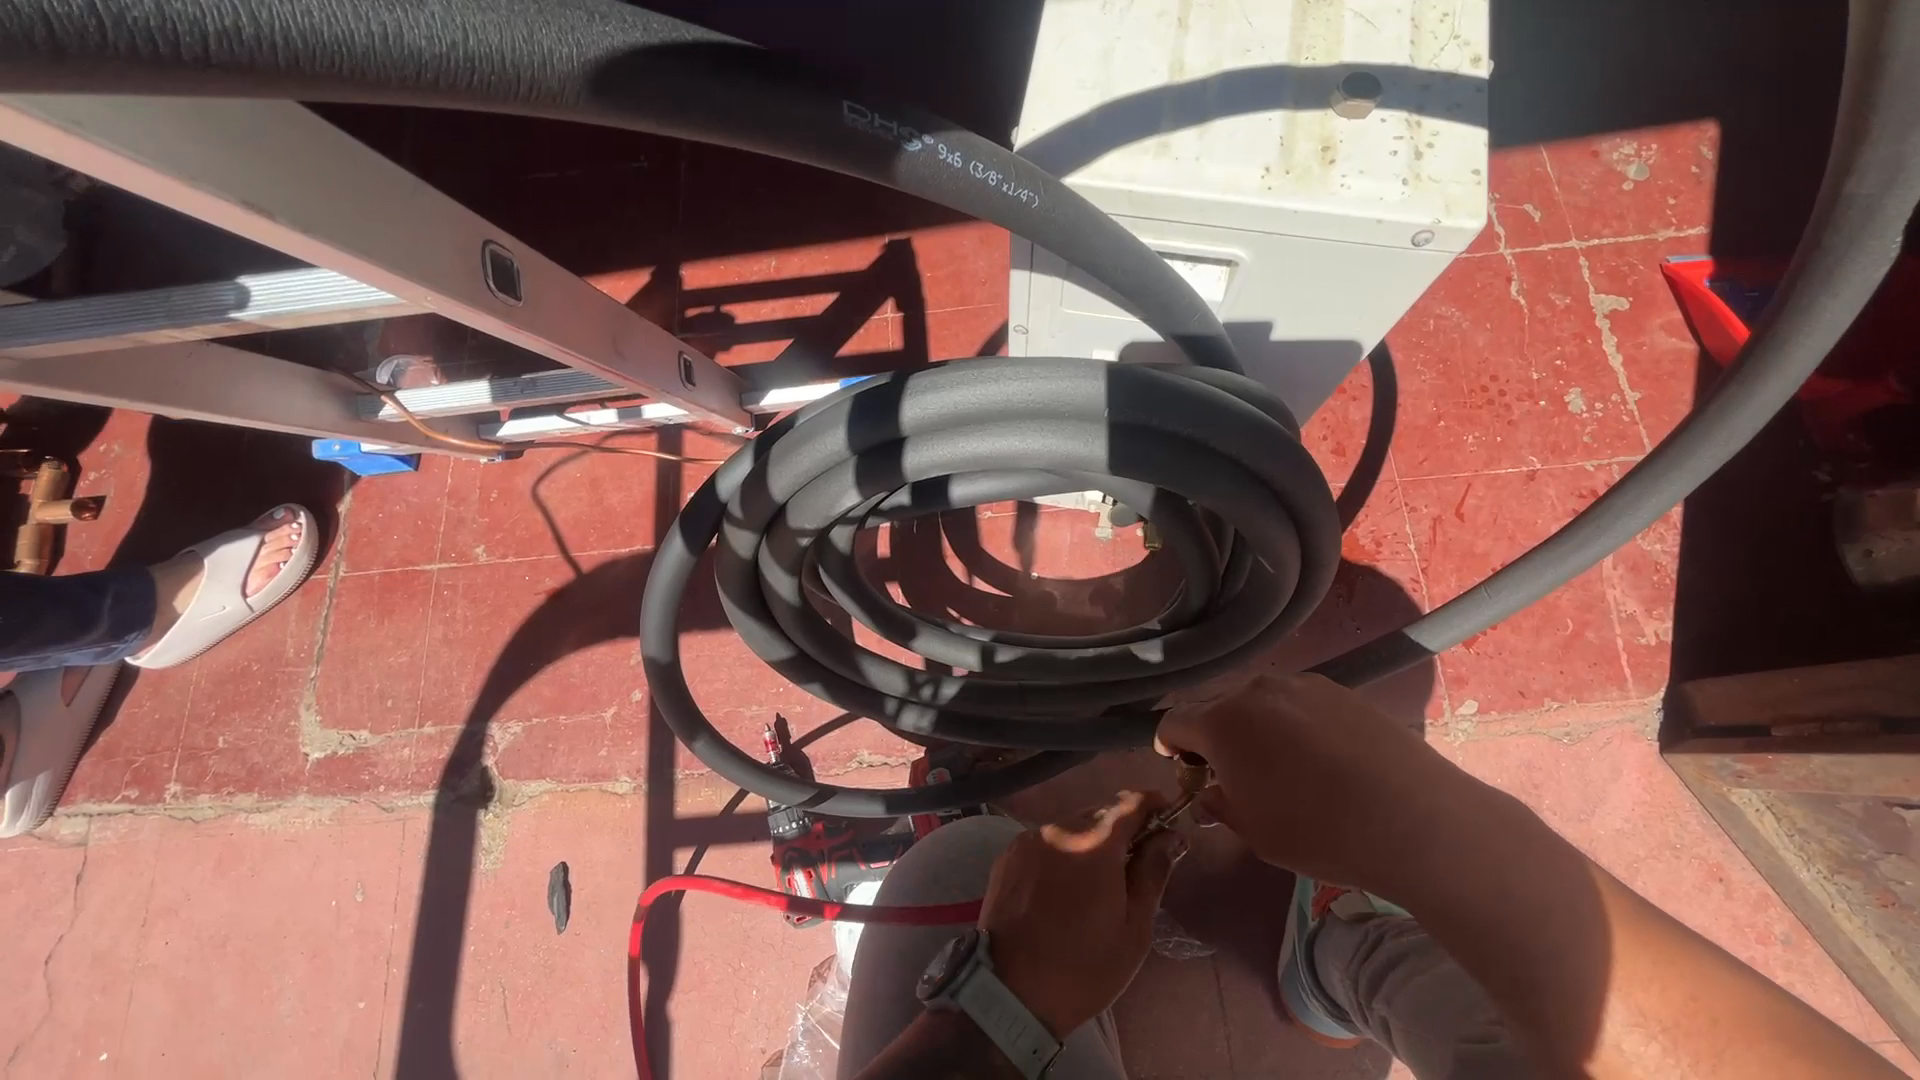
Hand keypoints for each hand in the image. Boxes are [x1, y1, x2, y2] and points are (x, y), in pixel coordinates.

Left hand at [976, 791, 1187, 1035]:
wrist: (1010, 993)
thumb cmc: (1083, 968)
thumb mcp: (1134, 928)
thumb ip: (1153, 872)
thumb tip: (1172, 836)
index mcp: (1093, 843)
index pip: (1129, 802)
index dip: (1152, 804)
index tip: (1167, 816)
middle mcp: (1057, 829)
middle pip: (1099, 813)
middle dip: (1122, 827)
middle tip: (1137, 859)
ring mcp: (1027, 840)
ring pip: (1070, 825)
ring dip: (1089, 840)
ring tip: (1099, 878)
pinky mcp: (1007, 856)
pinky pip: (1044, 842)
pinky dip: (1061, 852)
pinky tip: (1064, 885)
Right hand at [1155, 672, 1488, 897]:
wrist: (1416, 819)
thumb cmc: (1318, 831)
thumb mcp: (1253, 832)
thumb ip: (1220, 804)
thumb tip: (1212, 790)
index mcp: (1222, 723)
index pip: (1174, 723)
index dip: (1171, 747)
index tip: (1183, 769)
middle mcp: (1256, 690)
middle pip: (1217, 708)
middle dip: (1216, 737)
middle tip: (1235, 774)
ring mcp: (1303, 684)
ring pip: (1261, 702)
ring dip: (1257, 728)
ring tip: (1285, 766)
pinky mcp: (1343, 690)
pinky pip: (1300, 703)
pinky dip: (1296, 724)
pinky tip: (1324, 759)